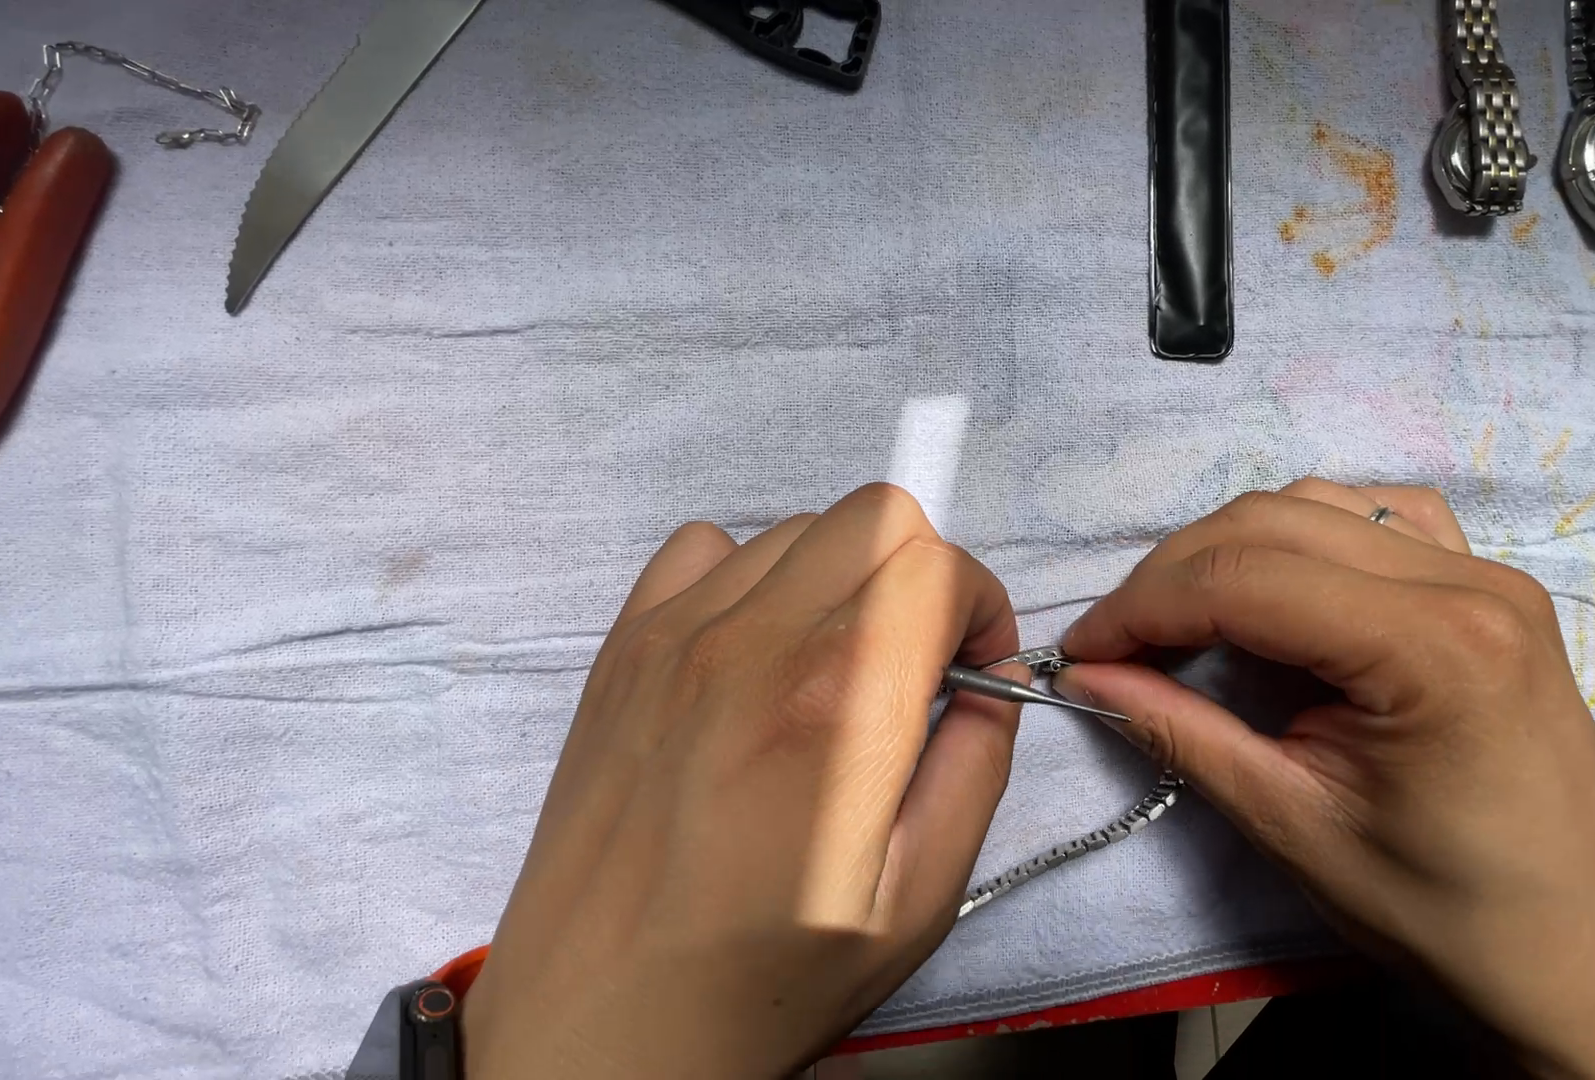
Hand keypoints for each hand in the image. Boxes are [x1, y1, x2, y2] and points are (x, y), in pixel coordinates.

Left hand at [460, 484, 1024, 1078]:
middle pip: (876, 516)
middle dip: (921, 572)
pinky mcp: (624, 641)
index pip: (937, 567)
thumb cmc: (772, 970)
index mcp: (842, 700)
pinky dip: (751, 576)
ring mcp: (678, 629)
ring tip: (829, 661)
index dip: (980, 606)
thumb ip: (978, 762)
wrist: (602, 1021)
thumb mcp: (921, 893)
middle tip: (912, 653)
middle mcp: (757, 639)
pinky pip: (706, 547)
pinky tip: (751, 647)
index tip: (971, 664)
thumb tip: (992, 677)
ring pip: (799, 530)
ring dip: (842, 578)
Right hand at [1054, 479, 1594, 1078]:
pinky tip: (1276, 580)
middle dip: (1168, 577)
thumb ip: (1175, 730)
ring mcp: (1484, 571)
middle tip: (1117, 641)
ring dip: (1223, 550)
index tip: (1081, 649)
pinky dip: (1296, 534)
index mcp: (1432, 647)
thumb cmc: (1434, 907)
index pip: (1242, 581)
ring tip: (1181, 617)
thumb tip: (1084, 674)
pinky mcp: (1484, 584)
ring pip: (1310, 503)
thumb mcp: (1284, 822)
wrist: (1570, 955)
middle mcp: (1467, 582)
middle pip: (1266, 523)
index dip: (1140, 607)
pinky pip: (1370, 515)